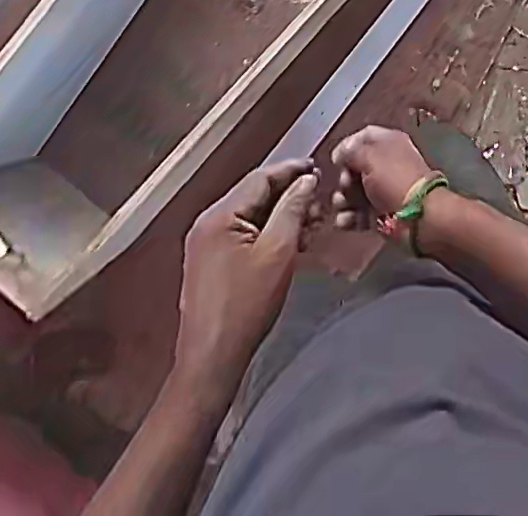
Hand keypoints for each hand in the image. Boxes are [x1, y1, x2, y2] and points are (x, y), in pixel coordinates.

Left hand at [173, 159, 319, 399]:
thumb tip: (306, 181)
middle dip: (289, 195)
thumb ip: (292, 210)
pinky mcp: (212, 260)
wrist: (212, 359)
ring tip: (312, 221)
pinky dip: (269, 232)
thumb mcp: (278, 252)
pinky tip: (292, 241)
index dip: (291, 171)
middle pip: (255, 195)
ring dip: (282, 215)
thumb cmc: (245, 307)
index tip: (316, 168)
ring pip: (251, 215)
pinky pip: (244, 233)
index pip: (260, 178)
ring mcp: (207, 242)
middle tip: (319, 200)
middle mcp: (208, 223)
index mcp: (219, 216)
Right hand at [330, 126, 433, 232]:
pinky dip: (349, 217)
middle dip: (344, 177)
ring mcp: (384, 190)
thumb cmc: (393, 179)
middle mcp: (387, 164)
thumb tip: (340, 155)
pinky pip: (358, 212)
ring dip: (343, 199)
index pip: (363, 137)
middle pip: (355, 166)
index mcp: (389, 143)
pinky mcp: (381, 213)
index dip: (347, 145)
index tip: (336, 159)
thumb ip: (349, 152)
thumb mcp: (369, 157)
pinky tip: (345, 221)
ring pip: (353, 191)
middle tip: (346, 184)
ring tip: (343, 205)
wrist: (418, 217)